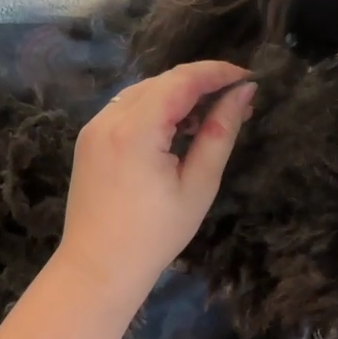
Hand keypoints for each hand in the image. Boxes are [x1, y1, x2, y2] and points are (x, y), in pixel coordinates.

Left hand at [55, 61, 254, 298]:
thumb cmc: (155, 234)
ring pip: (141, 92)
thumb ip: (220, 133)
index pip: (181, 80)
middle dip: (199, 84)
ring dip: (176, 96)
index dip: (217, 73)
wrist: (98, 266)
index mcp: (135, 129)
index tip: (249, 78)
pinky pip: (125, 109)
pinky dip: (153, 110)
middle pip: (160, 81)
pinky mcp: (88, 139)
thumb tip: (243, 93)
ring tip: (208, 119)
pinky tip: (174, 131)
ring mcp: (93, 127)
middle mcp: (108, 118)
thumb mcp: (197, 185)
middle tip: (236, 103)